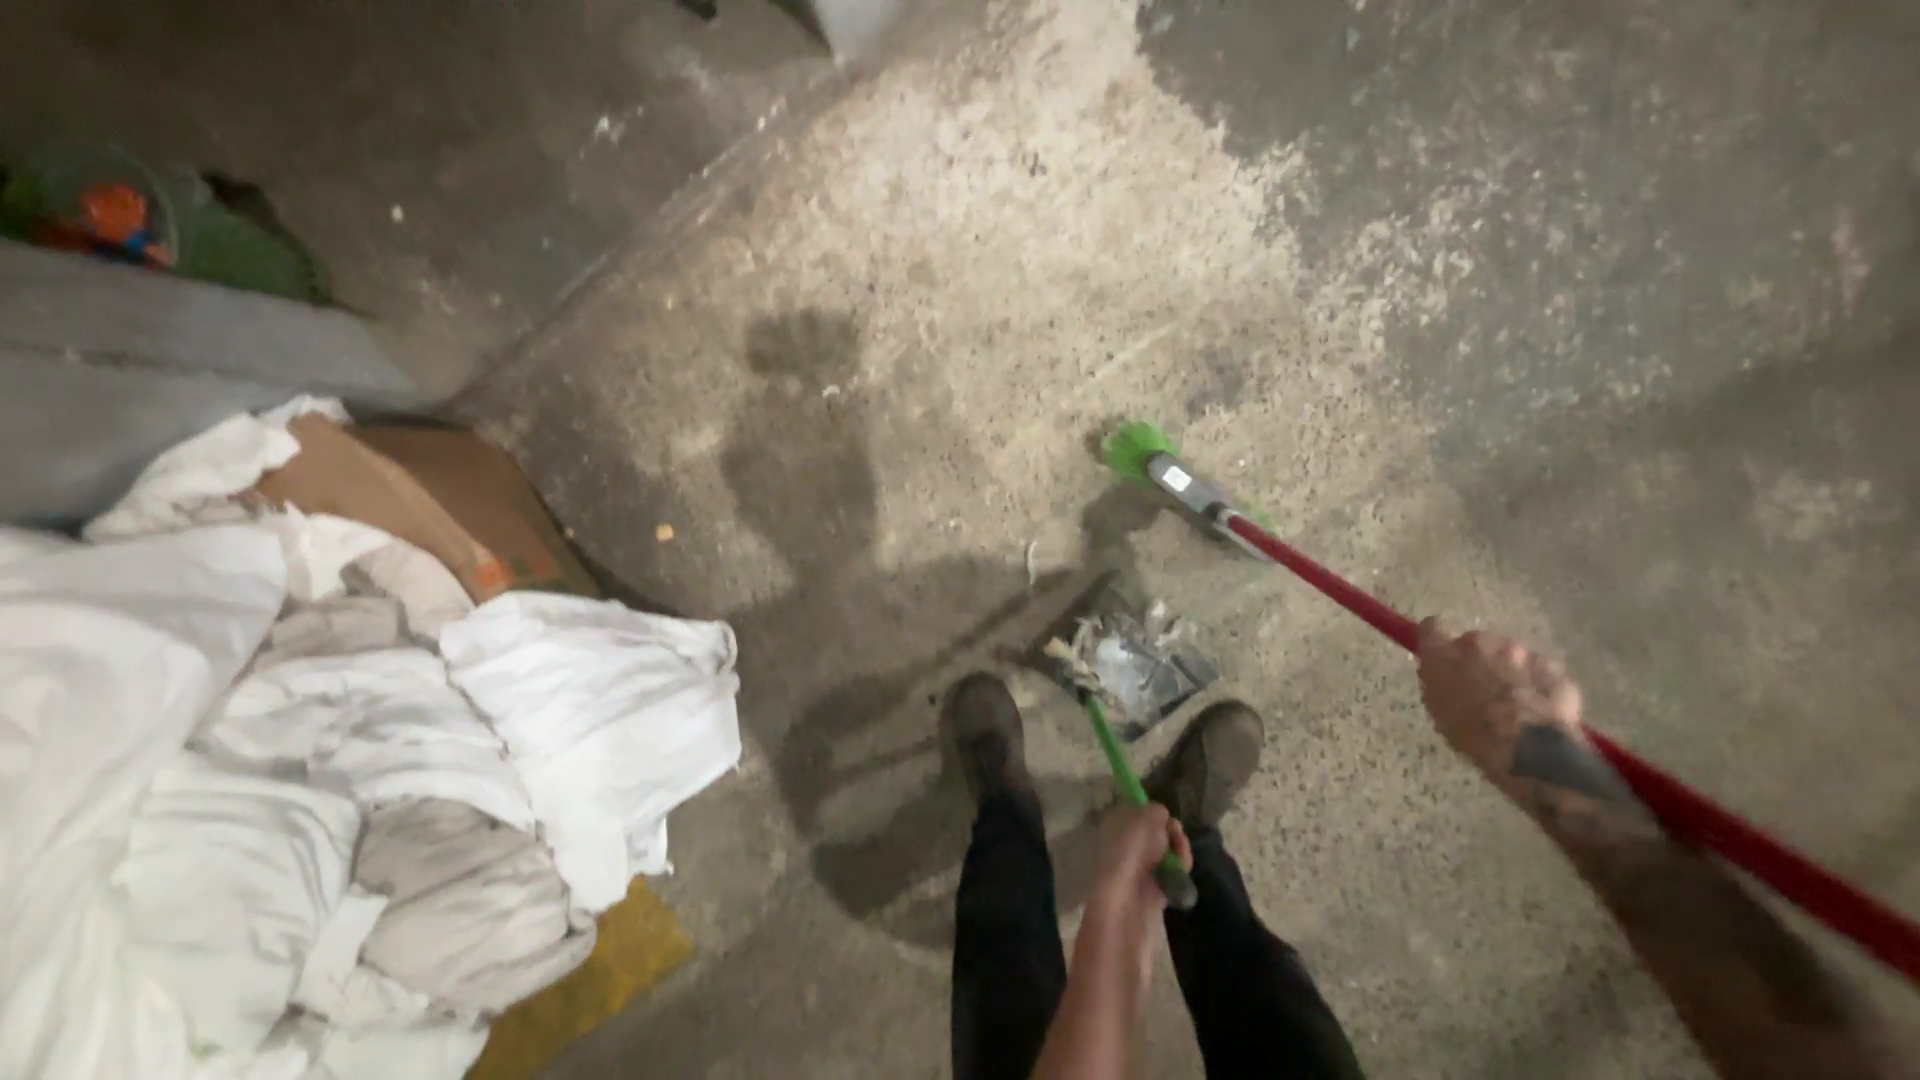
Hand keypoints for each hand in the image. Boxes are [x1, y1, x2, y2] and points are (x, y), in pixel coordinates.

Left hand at [1089, 802, 1191, 916]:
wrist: (1125, 901)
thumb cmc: (1132, 849)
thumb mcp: (1147, 815)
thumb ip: (1156, 811)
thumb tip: (1160, 816)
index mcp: (1113, 824)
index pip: (1134, 812)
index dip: (1151, 812)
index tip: (1163, 815)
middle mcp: (1122, 845)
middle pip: (1154, 833)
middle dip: (1170, 832)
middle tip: (1176, 833)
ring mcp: (1136, 869)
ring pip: (1166, 854)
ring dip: (1179, 850)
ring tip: (1181, 854)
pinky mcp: (1150, 890)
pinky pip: (1171, 874)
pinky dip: (1179, 870)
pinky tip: (1182, 869)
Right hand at [1416, 617, 1585, 794]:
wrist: (1525, 745)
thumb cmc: (1471, 730)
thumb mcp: (1437, 707)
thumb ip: (1437, 679)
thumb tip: (1442, 670)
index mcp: (1444, 652)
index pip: (1431, 627)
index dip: (1436, 639)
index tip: (1440, 652)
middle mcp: (1480, 641)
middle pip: (1477, 642)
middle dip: (1479, 659)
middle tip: (1482, 686)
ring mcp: (1519, 651)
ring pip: (1511, 655)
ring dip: (1509, 670)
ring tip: (1516, 701)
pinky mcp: (1551, 665)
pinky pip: (1540, 670)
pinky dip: (1537, 683)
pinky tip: (1538, 706)